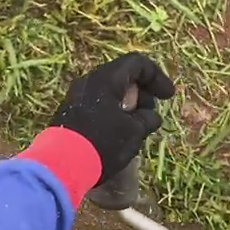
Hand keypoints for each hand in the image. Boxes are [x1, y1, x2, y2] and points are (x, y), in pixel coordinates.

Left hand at [50, 53, 175, 184]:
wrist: (61, 165)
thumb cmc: (103, 143)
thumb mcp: (134, 132)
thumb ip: (147, 119)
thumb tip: (150, 116)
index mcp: (107, 79)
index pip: (137, 64)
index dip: (157, 77)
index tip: (168, 96)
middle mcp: (89, 81)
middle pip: (122, 76)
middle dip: (142, 92)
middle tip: (151, 112)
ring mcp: (76, 96)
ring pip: (110, 90)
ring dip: (128, 104)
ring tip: (137, 126)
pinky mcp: (70, 112)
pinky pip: (98, 103)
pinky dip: (114, 111)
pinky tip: (119, 132)